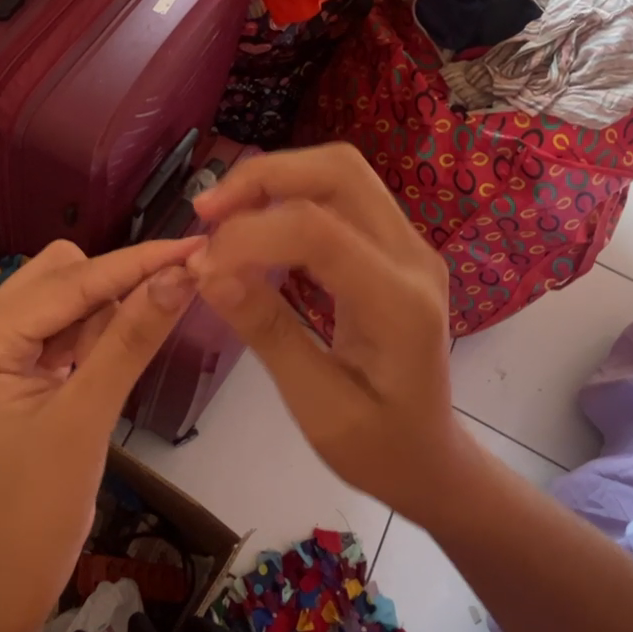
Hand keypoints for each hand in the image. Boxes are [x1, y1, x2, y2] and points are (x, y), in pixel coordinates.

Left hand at [0, 237, 200, 619]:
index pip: (69, 282)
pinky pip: (65, 327)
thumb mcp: (89, 416)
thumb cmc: (41, 505)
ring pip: (66, 297)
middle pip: (61, 274)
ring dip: (109, 306)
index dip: (135, 263)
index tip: (193, 245)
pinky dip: (98, 330)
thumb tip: (180, 275)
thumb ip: (132, 339)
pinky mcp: (18, 368)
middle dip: (116, 282)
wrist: (13, 575)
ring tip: (142, 336)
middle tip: (173, 296)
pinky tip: (122, 347)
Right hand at [187, 143, 469, 521]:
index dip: (249, 235)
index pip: (319, 231)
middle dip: (263, 177)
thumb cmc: (379, 448)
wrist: (431, 460)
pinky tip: (254, 224)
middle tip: (206, 211)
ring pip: (340, 173)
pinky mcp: (394, 247)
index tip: (201, 266)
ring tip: (221, 215)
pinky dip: (290, 195)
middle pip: (339, 172)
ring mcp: (409, 246)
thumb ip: (268, 332)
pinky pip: (341, 196)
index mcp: (400, 303)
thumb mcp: (317, 406)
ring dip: (275, 180)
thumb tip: (208, 271)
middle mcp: (413, 257)